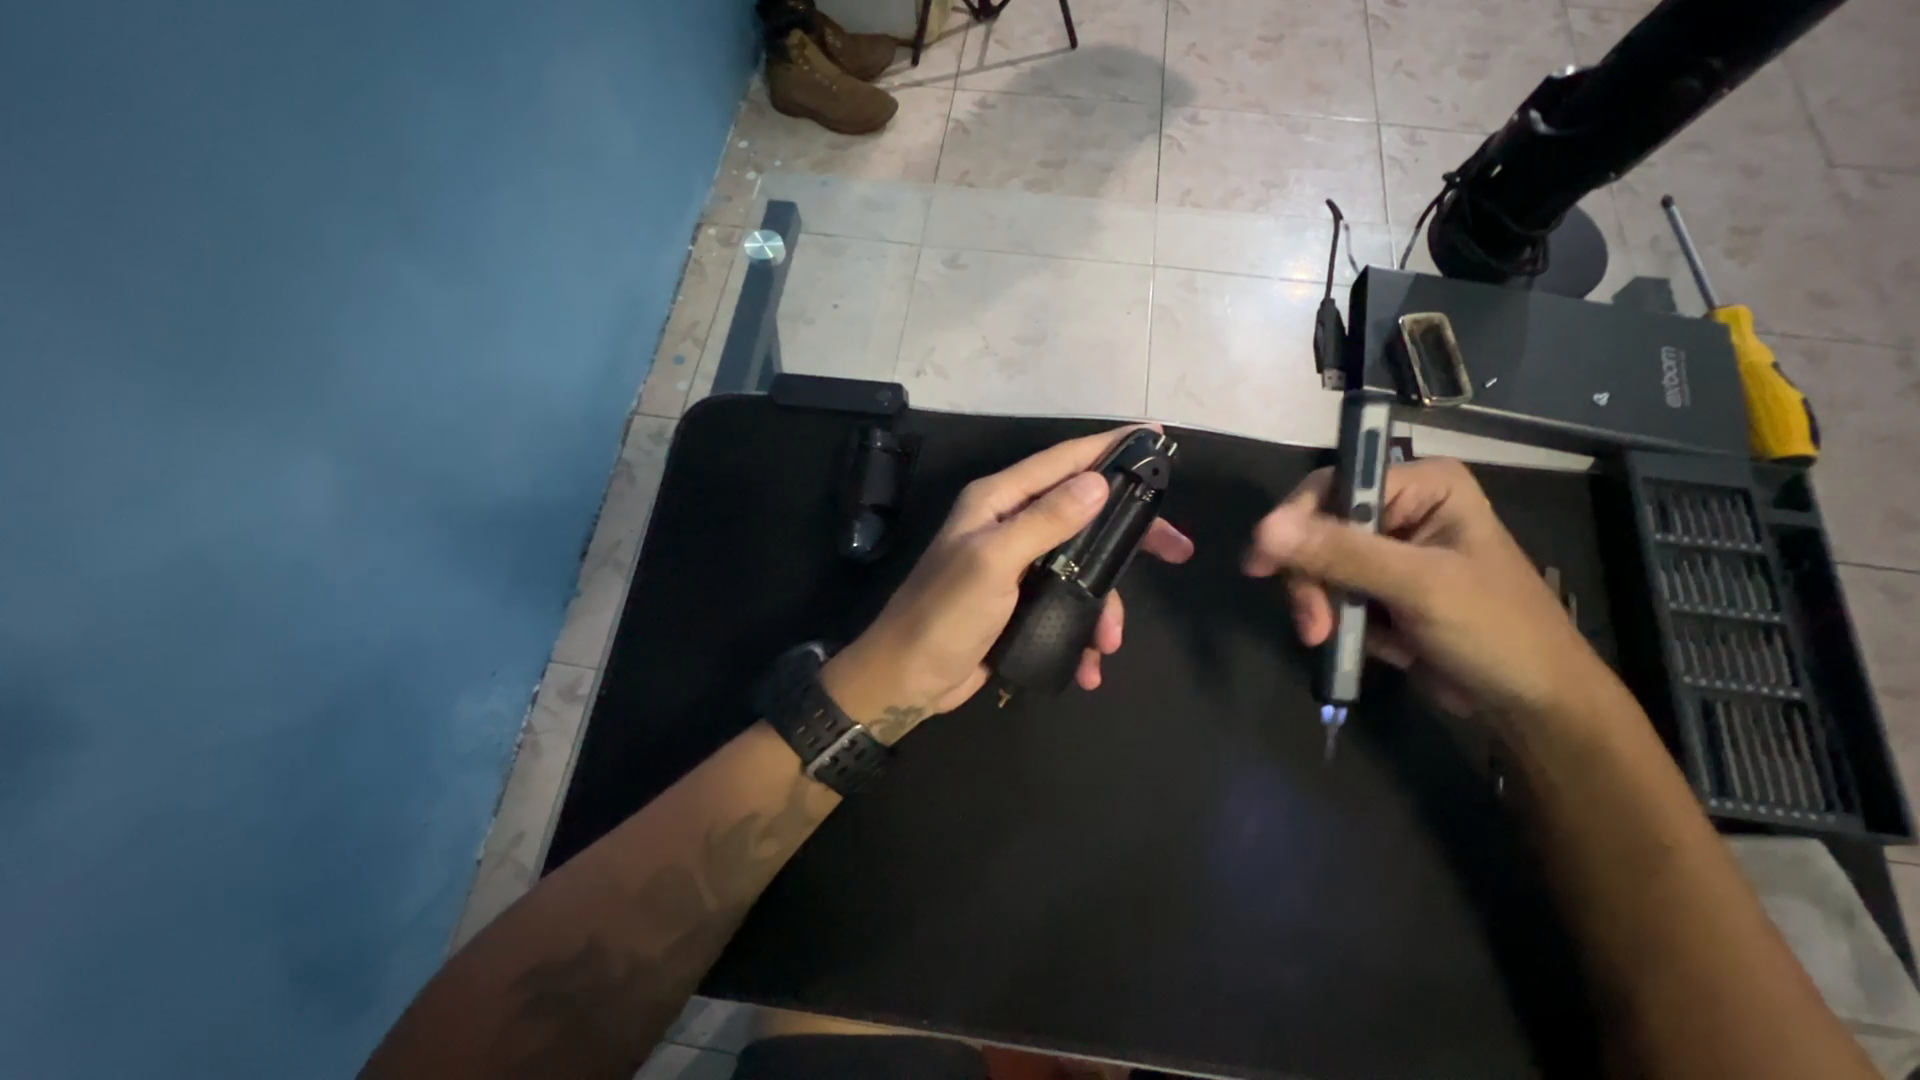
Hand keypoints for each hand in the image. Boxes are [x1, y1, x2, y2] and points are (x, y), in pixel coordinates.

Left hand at [821, 427, 1193, 743]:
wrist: (907, 680)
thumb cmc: (943, 616)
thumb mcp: (993, 563)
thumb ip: (1045, 521)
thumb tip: (1097, 482)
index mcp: (997, 501)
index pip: (1063, 461)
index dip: (1109, 447)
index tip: (1157, 437)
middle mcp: (1010, 524)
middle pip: (1085, 513)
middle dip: (1130, 535)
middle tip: (1177, 549)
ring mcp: (1017, 565)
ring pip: (1083, 567)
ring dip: (1104, 603)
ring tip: (1110, 642)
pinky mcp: (1022, 602)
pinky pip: (1069, 604)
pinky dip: (1084, 631)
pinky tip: (1089, 663)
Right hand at [1243, 458, 1617, 724]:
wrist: (1531, 703)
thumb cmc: (1494, 631)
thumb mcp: (1418, 587)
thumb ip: (1341, 553)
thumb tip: (1262, 529)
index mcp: (1424, 485)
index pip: (1334, 484)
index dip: (1294, 522)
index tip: (1263, 567)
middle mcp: (1404, 508)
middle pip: (1317, 527)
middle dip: (1309, 578)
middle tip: (1312, 625)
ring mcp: (1391, 551)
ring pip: (1318, 564)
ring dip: (1319, 604)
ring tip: (1327, 640)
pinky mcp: (1382, 589)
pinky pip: (1334, 593)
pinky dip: (1337, 620)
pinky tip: (1360, 643)